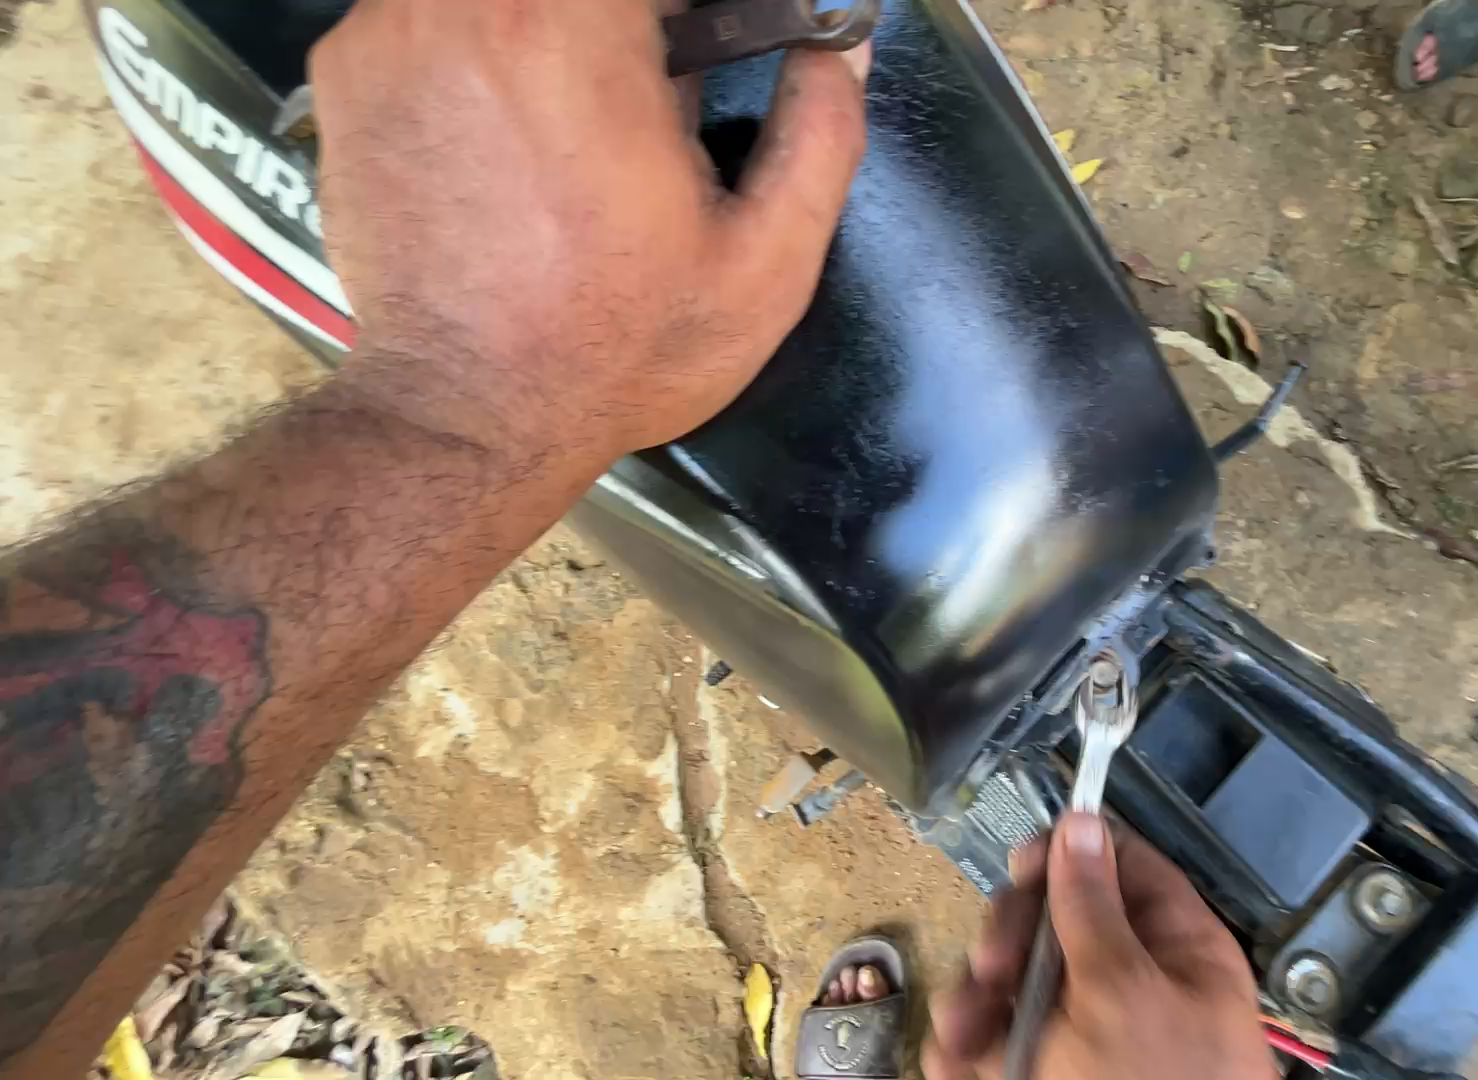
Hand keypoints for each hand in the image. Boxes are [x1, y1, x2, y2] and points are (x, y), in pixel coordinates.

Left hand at [309, 0, 870, 459]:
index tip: (722, 48)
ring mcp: (388, 25)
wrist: (481, 416)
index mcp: (577, 33)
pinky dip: (501, 49)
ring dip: (571, 36)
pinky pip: (446, 10)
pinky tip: (524, 148)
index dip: (704, 11)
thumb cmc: (637, 347)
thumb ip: (820, 138)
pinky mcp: (349, 68)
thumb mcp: (767, 266)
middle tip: (666, 104)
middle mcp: (466, 1)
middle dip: (642, 28)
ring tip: (594, 137)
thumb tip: (840, 46)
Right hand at [925, 813, 1273, 1079]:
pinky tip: (951, 1060)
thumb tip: (1081, 817)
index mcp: (1173, 944)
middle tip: (989, 965)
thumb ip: (1092, 907)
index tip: (1021, 866)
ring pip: (1021, 974)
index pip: (1120, 862)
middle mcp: (1131, 973)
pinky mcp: (1051, 1065)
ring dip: (977, 994)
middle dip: (1010, 935)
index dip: (1069, 850)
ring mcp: (1088, 1023)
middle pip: (1058, 914)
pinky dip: (973, 1040)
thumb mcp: (1123, 995)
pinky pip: (1005, 1031)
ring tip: (955, 1030)